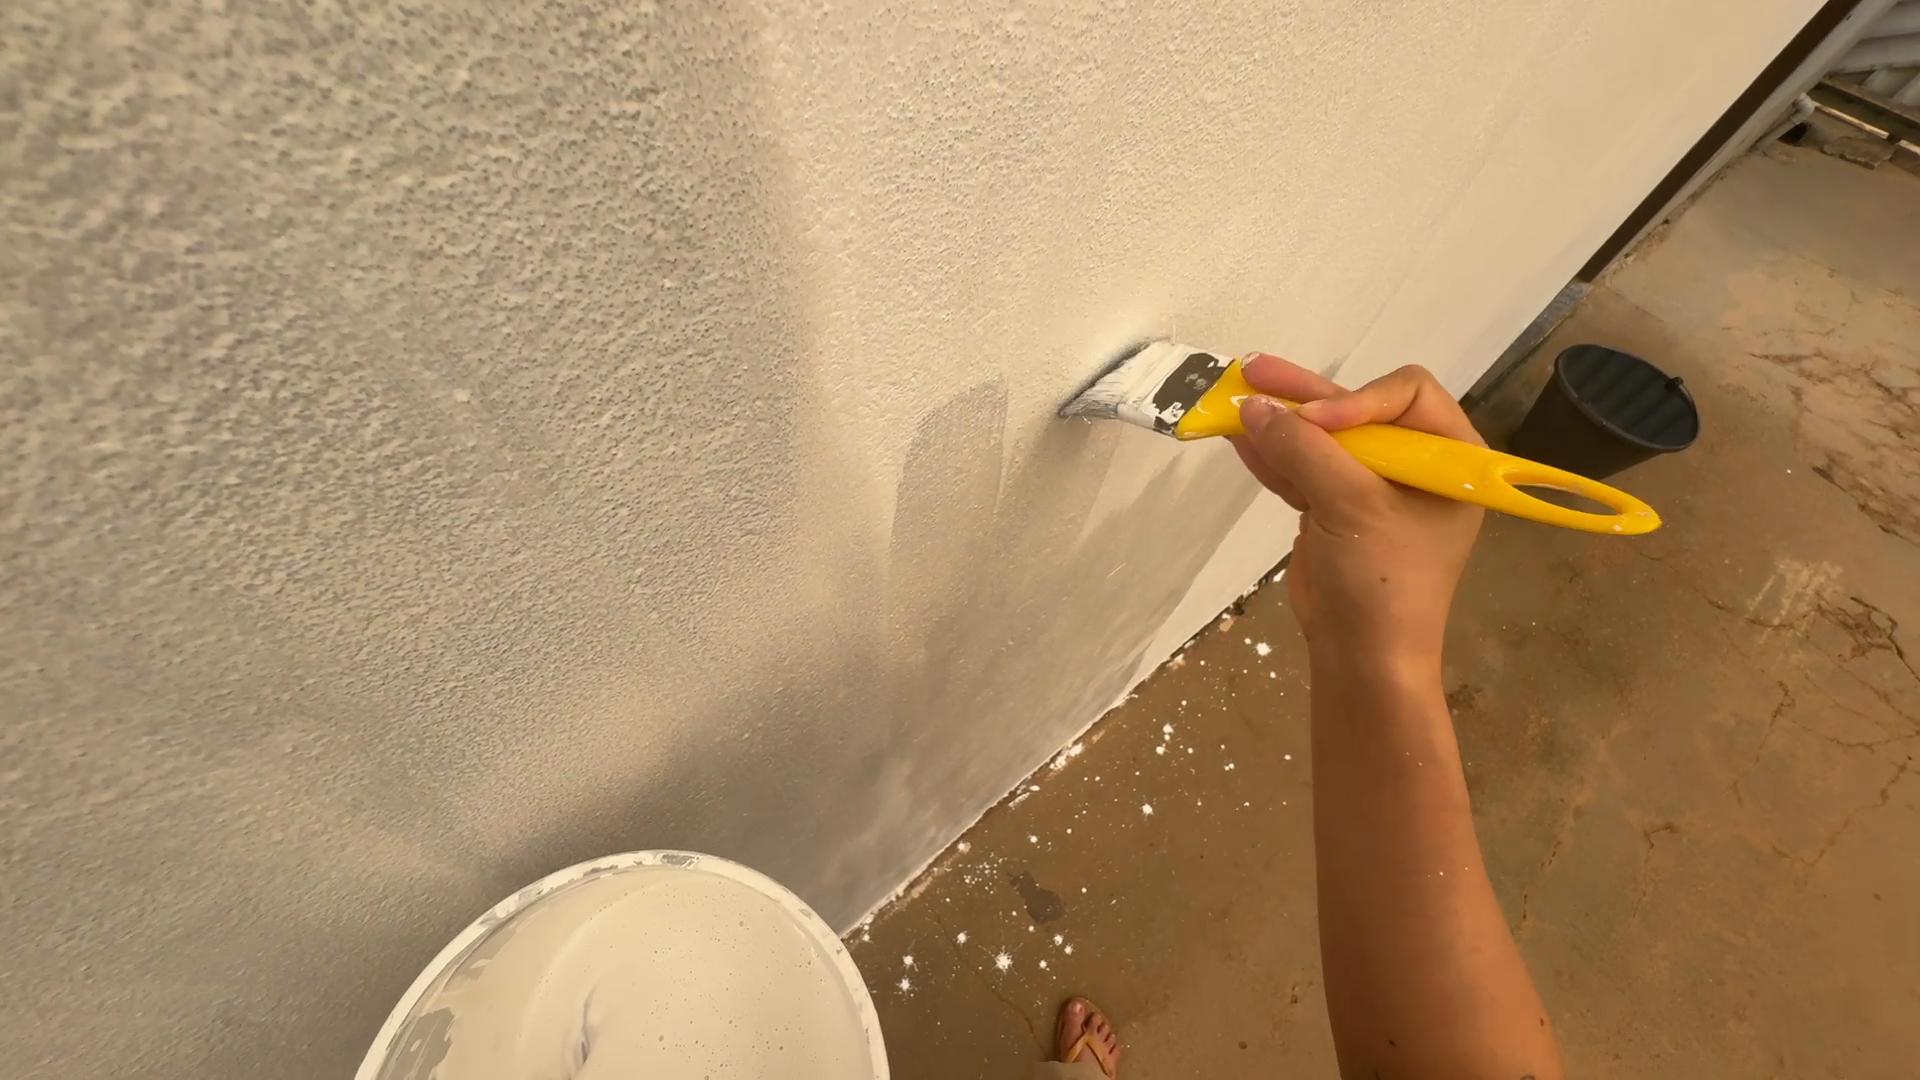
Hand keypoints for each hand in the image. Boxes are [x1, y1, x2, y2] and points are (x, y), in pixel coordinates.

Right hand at [1229, 354, 1483, 673]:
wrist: (1361, 652)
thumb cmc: (1382, 579)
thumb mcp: (1352, 507)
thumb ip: (1305, 452)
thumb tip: (1252, 407)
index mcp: (1446, 457)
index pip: (1405, 396)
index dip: (1356, 400)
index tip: (1313, 423)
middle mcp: (1409, 465)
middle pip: (1354, 413)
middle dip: (1304, 396)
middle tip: (1254, 371)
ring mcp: (1366, 488)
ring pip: (1319, 441)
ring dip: (1278, 422)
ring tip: (1233, 395)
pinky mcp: (1330, 511)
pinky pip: (1299, 471)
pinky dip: (1270, 456)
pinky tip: (1239, 437)